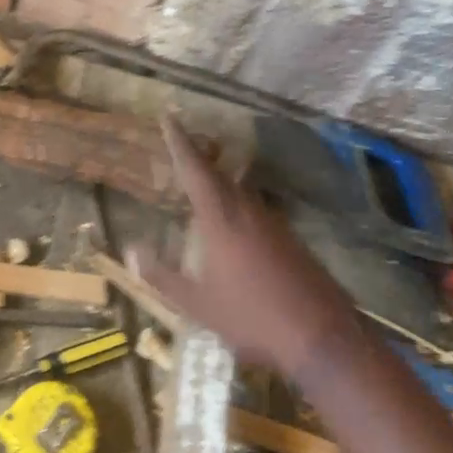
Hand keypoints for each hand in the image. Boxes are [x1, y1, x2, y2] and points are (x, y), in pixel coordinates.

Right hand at [131, 115, 359, 375]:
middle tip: (182, 142)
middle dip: (199, 156)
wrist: (321, 336)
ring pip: (240, 190)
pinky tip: (235, 222)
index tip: (168, 117)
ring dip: (219, 180)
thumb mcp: (197, 304)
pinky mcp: (291, 240)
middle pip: (219, 173)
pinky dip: (237, 203)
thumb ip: (162, 276)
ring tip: (203, 180)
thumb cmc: (251, 317)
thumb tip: (130, 250)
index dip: (179, 142)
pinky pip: (256, 209)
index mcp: (221, 219)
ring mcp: (273, 224)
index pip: (194, 170)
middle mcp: (248, 211)